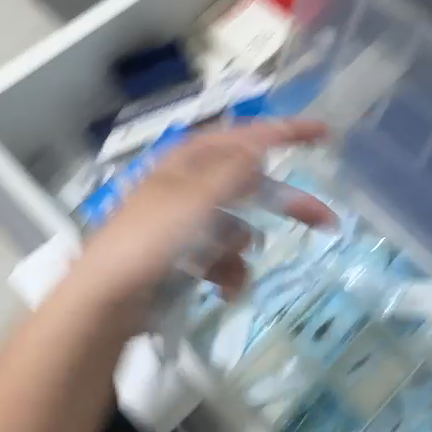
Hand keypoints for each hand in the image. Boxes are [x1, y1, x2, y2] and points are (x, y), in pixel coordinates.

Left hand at [58, 120, 336, 327]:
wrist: (106, 299)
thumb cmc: (149, 240)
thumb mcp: (195, 198)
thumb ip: (234, 170)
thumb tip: (263, 143)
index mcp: (189, 161)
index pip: (245, 136)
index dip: (284, 132)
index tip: (323, 133)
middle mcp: (189, 186)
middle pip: (250, 185)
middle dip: (283, 205)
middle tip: (326, 220)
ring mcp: (186, 222)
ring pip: (238, 229)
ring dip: (240, 251)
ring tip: (228, 272)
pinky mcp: (183, 256)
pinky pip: (222, 258)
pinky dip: (226, 273)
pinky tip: (221, 290)